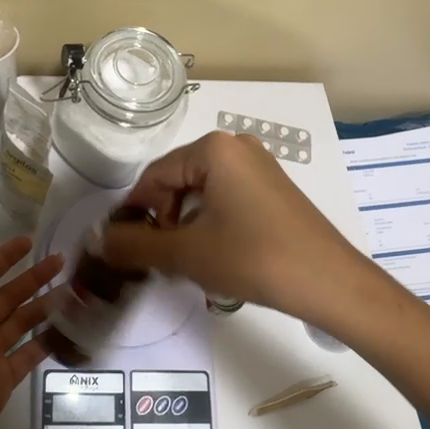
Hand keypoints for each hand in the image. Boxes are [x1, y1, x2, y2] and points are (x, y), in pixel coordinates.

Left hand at [0, 235, 62, 428]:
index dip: (3, 259)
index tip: (28, 241)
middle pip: (9, 296)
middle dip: (33, 278)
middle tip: (61, 260)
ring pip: (23, 322)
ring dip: (45, 305)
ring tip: (72, 290)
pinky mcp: (3, 382)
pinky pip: (29, 354)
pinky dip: (48, 341)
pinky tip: (68, 328)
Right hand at [100, 131, 367, 321]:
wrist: (330, 282)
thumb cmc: (254, 258)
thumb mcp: (187, 253)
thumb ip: (136, 245)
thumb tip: (99, 240)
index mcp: (213, 149)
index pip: (155, 176)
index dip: (137, 213)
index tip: (129, 249)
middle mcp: (236, 146)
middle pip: (178, 181)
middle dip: (164, 220)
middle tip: (164, 261)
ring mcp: (260, 166)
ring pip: (202, 192)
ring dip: (188, 225)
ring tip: (192, 263)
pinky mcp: (274, 188)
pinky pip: (227, 198)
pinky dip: (213, 224)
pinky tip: (219, 256)